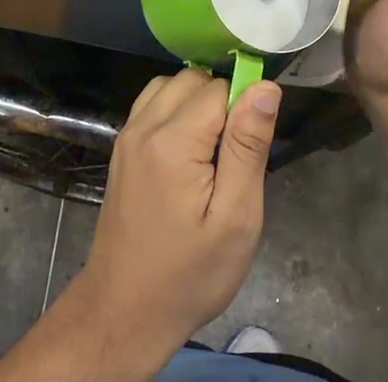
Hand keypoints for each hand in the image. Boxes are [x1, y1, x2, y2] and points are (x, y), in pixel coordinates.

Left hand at [71, 69, 281, 351]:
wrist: (125, 309)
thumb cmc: (189, 273)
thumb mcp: (235, 218)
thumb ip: (248, 146)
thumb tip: (265, 86)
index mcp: (172, 140)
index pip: (220, 87)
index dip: (245, 110)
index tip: (252, 150)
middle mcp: (143, 126)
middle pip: (192, 79)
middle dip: (222, 103)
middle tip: (234, 158)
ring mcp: (127, 135)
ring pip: (170, 85)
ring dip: (197, 104)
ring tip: (214, 155)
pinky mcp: (122, 149)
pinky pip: (151, 105)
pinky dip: (175, 112)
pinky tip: (189, 153)